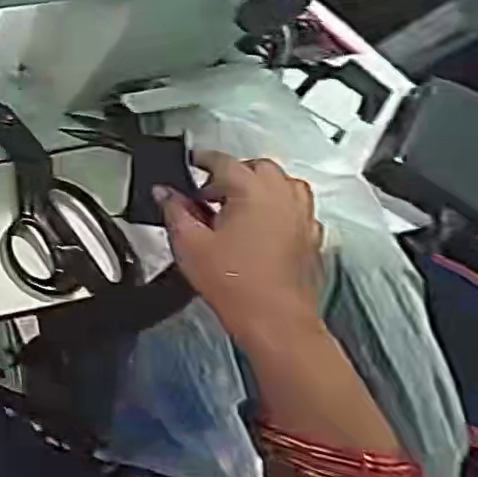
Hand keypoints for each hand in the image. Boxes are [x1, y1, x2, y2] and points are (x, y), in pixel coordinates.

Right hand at [154, 150, 324, 350]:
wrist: (272, 318)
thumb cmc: (234, 282)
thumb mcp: (187, 240)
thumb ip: (174, 209)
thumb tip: (166, 193)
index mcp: (252, 193)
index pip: (225, 162)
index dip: (203, 159)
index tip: (192, 162)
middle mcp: (283, 200)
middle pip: (261, 168)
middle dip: (232, 172)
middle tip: (207, 188)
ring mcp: (303, 219)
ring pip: (285, 185)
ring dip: (259, 186)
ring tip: (233, 202)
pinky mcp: (311, 239)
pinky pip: (298, 209)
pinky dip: (278, 207)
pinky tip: (257, 223)